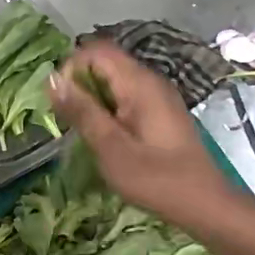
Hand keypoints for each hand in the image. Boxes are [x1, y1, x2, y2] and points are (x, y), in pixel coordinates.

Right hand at [49, 41, 238, 226]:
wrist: (203, 204)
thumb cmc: (155, 179)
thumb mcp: (110, 147)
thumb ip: (82, 111)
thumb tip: (52, 79)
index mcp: (139, 84)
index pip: (96, 51)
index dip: (70, 68)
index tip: (58, 102)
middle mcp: (151, 81)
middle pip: (105, 63)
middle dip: (79, 85)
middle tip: (65, 121)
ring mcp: (158, 97)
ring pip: (114, 82)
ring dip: (92, 100)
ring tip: (81, 131)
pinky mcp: (160, 113)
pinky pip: (127, 98)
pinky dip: (108, 110)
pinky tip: (104, 137)